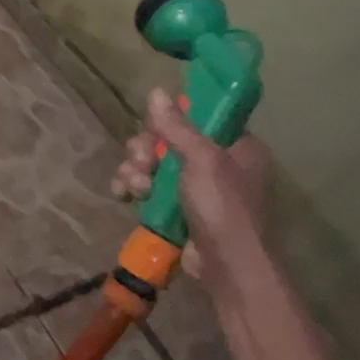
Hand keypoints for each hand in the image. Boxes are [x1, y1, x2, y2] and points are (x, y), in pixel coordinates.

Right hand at [110, 88, 271, 281]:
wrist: (228, 268)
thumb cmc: (223, 207)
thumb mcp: (201, 160)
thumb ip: (177, 126)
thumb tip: (156, 91)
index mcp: (236, 146)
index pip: (198, 117)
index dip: (171, 120)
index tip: (154, 129)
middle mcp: (218, 163)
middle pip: (167, 139)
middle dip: (144, 150)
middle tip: (141, 163)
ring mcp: (196, 188)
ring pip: (152, 164)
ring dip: (135, 171)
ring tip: (134, 188)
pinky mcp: (178, 209)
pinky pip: (148, 188)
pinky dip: (133, 189)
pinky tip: (123, 195)